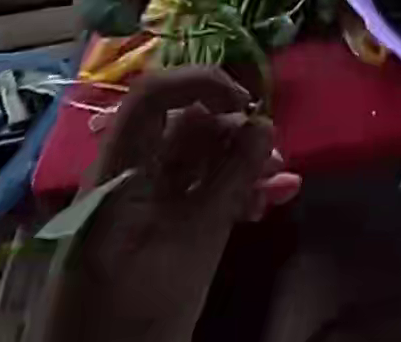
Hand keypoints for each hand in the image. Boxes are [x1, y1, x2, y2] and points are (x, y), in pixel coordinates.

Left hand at [40, 68, 299, 341]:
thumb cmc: (132, 319)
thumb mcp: (192, 248)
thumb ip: (229, 183)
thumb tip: (265, 125)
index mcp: (119, 170)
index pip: (153, 95)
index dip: (201, 82)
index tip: (244, 102)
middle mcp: (129, 173)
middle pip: (184, 125)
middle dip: (236, 131)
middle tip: (276, 152)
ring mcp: (144, 198)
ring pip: (199, 156)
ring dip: (242, 162)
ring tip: (281, 182)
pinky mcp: (158, 222)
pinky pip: (199, 188)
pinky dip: (232, 190)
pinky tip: (267, 202)